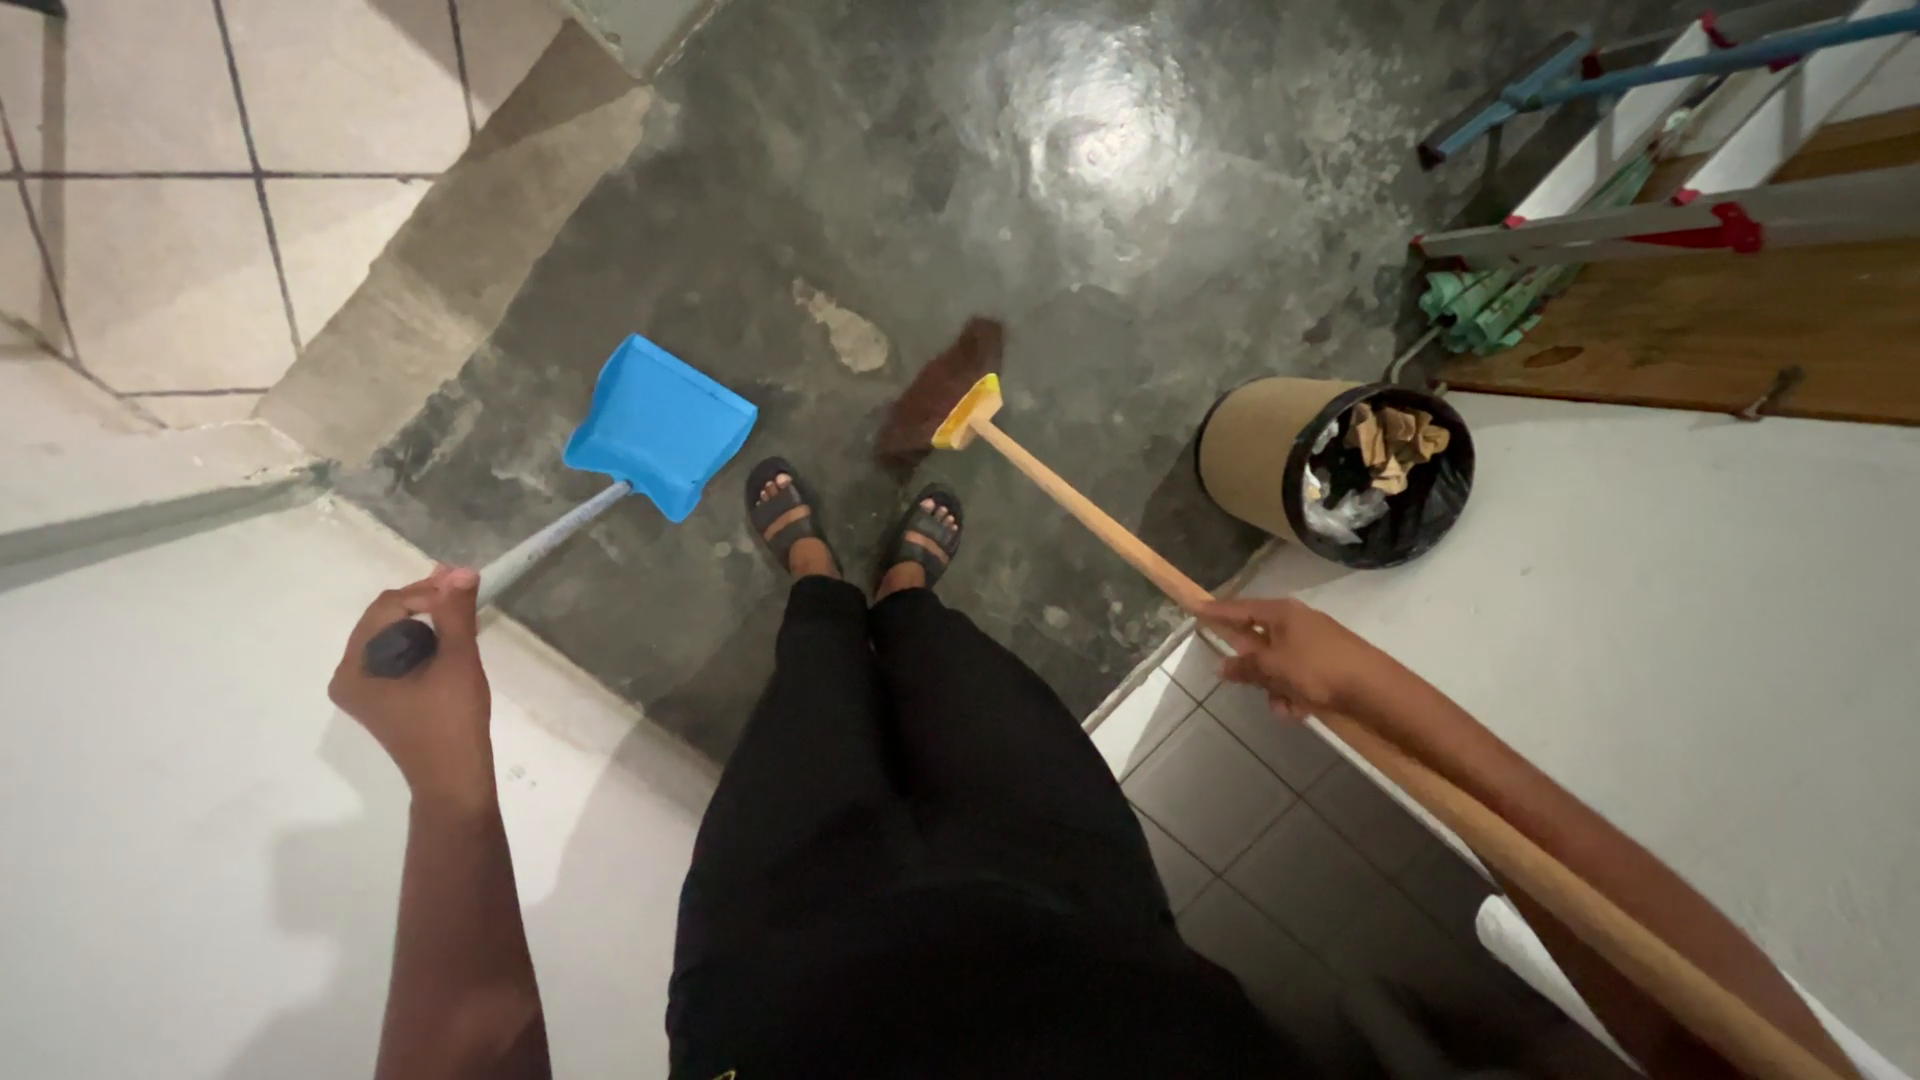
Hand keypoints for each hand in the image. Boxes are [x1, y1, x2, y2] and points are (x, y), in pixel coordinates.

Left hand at [329, 566, 494, 808]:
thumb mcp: (458, 661)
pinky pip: (398, 655)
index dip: (426, 591)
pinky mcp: (381, 697)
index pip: (387, 608)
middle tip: (465, 592)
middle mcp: (348, 674)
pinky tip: (451, 642)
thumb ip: (456, 614)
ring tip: (463, 617)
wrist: (453, 776)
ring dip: (427, 621)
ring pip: (393, 636)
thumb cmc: (452, 720)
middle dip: (425, 602)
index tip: (465, 587)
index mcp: (355, 668)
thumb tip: (461, 571)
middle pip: (385, 619)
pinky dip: (424, 642)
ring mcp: (363, 688)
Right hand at [1199, 598, 1387, 720]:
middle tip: (1251, 684)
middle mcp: (1296, 622)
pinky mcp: (1327, 663)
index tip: (1194, 607)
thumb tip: (1220, 666)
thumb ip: (1244, 666)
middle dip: (1254, 670)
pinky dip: (1294, 693)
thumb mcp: (1273, 668)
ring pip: (1276, 665)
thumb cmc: (1318, 669)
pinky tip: (1300, 710)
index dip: (1215, 611)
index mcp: (1281, 613)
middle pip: (1258, 642)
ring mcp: (1313, 642)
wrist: (1376, 690)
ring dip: (1275, 688)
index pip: (1238, 608)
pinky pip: (1296, 677)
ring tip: (1285, 707)